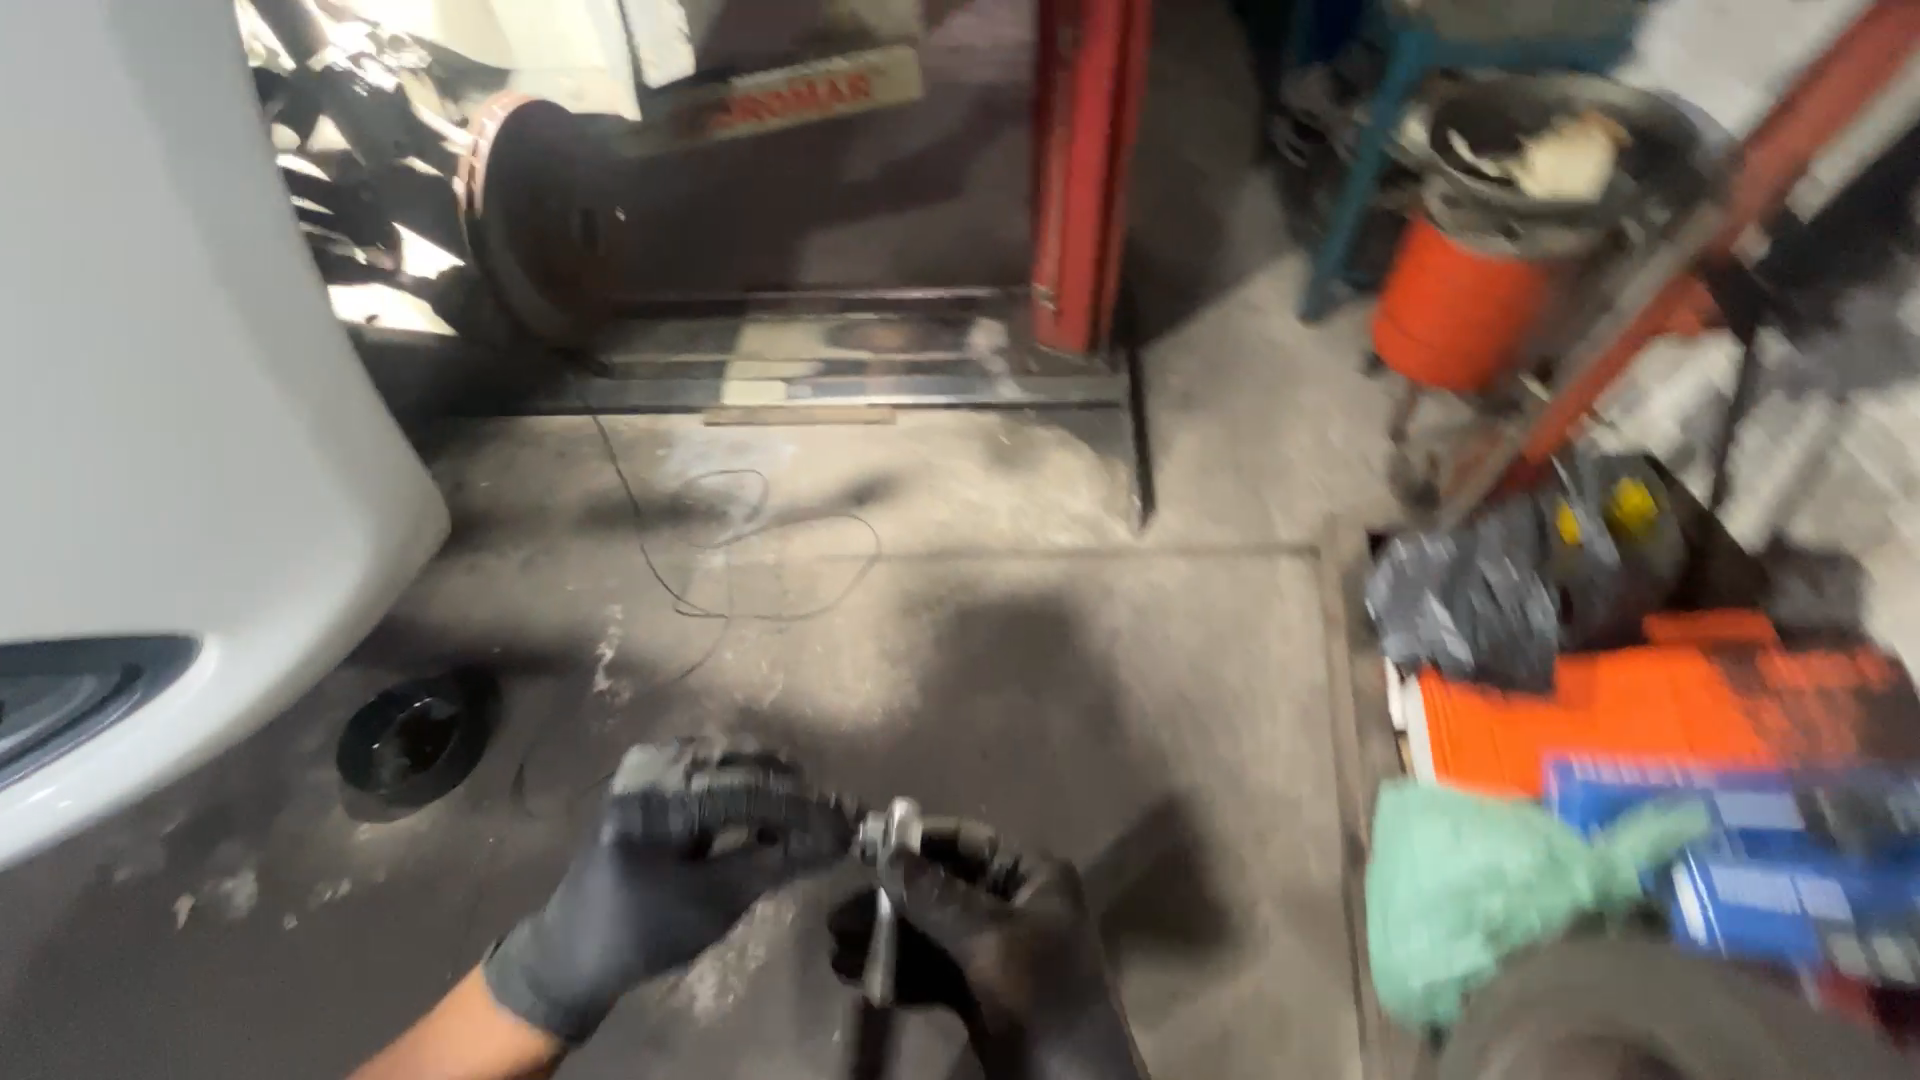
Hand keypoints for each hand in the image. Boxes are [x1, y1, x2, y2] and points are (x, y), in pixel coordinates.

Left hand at [484, 738, 850, 1042]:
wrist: (576, 946)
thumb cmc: (644, 931)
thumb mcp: (715, 904)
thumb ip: (775, 863)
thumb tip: (834, 839)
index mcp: (658, 801)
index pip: (748, 790)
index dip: (801, 807)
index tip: (841, 822)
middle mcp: (651, 768)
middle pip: (739, 760)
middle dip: (789, 786)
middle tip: (826, 811)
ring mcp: (648, 766)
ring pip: (727, 756)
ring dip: (769, 778)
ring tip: (800, 806)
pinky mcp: (651, 774)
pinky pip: (710, 763)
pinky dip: (743, 779)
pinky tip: (764, 801)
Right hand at [828, 820, 1146, 1079]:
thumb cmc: (1042, 999)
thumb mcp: (990, 942)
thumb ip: (937, 898)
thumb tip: (889, 854)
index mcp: (1031, 877)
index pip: (966, 842)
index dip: (916, 841)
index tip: (864, 848)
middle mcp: (1014, 905)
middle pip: (942, 889)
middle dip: (891, 903)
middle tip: (837, 917)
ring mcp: (997, 952)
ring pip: (932, 934)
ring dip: (887, 941)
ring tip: (837, 952)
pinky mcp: (982, 994)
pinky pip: (934, 971)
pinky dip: (901, 974)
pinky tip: (861, 980)